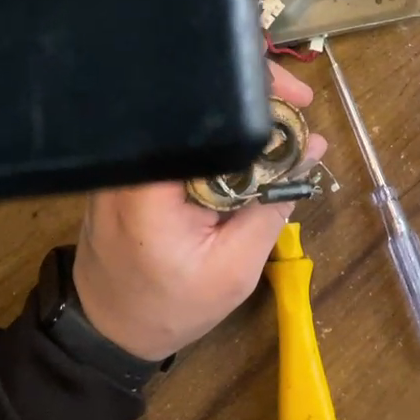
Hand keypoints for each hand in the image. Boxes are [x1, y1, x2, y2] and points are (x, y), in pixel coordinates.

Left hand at [73, 61, 328, 360]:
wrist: (107, 329)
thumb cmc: (170, 306)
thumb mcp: (234, 269)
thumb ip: (272, 205)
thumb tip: (312, 145)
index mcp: (152, 175)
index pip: (207, 110)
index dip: (257, 90)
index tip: (297, 96)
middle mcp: (133, 152)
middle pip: (199, 100)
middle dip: (254, 93)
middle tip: (298, 101)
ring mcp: (126, 153)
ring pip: (191, 114)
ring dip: (236, 113)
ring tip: (279, 119)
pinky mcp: (131, 160)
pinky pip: (180, 133)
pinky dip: (214, 134)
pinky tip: (243, 141)